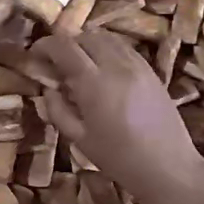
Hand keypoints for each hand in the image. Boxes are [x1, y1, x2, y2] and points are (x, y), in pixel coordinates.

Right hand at [33, 30, 203, 203]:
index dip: (45, 45)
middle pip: (85, 36)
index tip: (35, 54)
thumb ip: (58, 110)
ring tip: (78, 63)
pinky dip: (106, 49)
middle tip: (54, 62)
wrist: (168, 167)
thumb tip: (48, 89)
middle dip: (65, 44)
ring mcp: (137, 66)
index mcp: (94, 84)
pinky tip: (101, 68)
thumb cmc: (118, 158)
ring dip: (86, 44)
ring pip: (106, 37)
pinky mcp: (151, 71)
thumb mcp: (79, 138)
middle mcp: (116, 66)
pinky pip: (123, 47)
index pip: (64, 47)